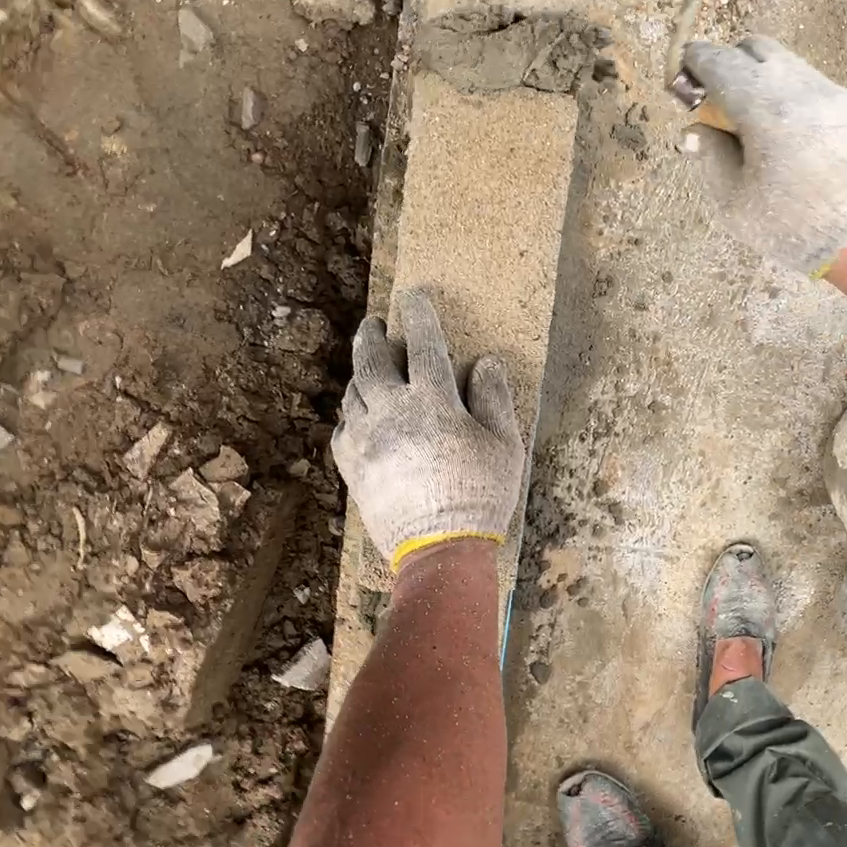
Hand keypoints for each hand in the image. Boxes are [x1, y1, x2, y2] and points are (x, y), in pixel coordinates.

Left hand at [331, 289, 524, 570]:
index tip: (413, 296)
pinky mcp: (352, 468)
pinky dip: (349, 413)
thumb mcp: (505, 445)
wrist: (440, 549)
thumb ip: (494, 398)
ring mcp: (366, 441)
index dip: (419, 317)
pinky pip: (341, 429)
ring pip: (353, 393)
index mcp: (433, 403)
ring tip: (367, 367)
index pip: (424, 346)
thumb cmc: (481, 494)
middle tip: (374, 324)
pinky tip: (358, 414)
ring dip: (360, 373)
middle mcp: (392, 413)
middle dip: (372, 336)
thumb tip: (486, 361)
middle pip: (372, 362)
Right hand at [680, 36, 846, 275]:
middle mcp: (801, 89)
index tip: (684, 72)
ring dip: (760, 79)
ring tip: (752, 120)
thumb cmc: (788, 227)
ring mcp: (831, 93)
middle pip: (755, 48)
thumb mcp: (732, 201)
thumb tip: (694, 129)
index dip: (696, 61)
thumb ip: (709, 155)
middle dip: (729, 63)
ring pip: (786, 63)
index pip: (721, 62)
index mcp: (766, 111)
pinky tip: (785, 134)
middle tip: (717, 99)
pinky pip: (810, 84)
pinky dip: (787, 95)